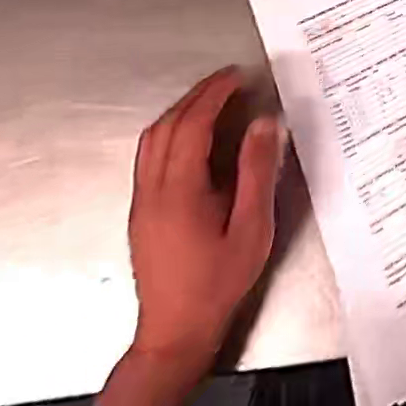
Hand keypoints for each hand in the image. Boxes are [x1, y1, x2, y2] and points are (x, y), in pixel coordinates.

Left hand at [98, 67, 284, 405]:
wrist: (176, 328)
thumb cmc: (219, 280)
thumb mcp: (252, 225)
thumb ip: (257, 171)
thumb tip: (263, 124)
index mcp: (180, 192)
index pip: (192, 126)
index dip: (214, 95)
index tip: (237, 76)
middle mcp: (153, 191)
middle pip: (167, 126)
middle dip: (198, 94)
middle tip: (229, 78)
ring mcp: (142, 201)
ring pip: (153, 139)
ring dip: (182, 110)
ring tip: (214, 96)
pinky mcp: (142, 210)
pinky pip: (151, 154)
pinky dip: (173, 129)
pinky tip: (195, 130)